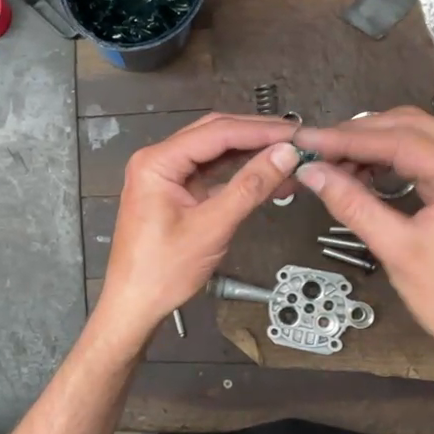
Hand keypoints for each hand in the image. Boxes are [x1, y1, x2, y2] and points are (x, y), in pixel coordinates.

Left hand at [99, 114, 301, 334]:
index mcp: (156, 162)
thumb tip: (286, 154)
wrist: (134, 303)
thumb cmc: (163, 270)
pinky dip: (240, 176)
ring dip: (252, 155)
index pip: (216, 132)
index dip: (260, 130)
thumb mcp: (211, 227)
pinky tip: (271, 180)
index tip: (297, 133)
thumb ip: (249, 187)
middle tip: (299, 140)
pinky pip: (212, 175)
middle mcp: (157, 160)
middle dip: (257, 137)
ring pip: (216, 154)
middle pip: (215, 135)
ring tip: (292, 159)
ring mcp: (166, 176)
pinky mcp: (176, 193)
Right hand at [294, 108, 433, 376]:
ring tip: (331, 162)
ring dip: (371, 144)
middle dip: (357, 135)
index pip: (400, 141)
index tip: (306, 140)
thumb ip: (352, 203)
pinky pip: (426, 152)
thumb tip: (311, 172)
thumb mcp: (394, 248)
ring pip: (417, 134)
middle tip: (314, 150)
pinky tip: (360, 170)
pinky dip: (390, 157)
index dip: (346, 139)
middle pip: (410, 126)